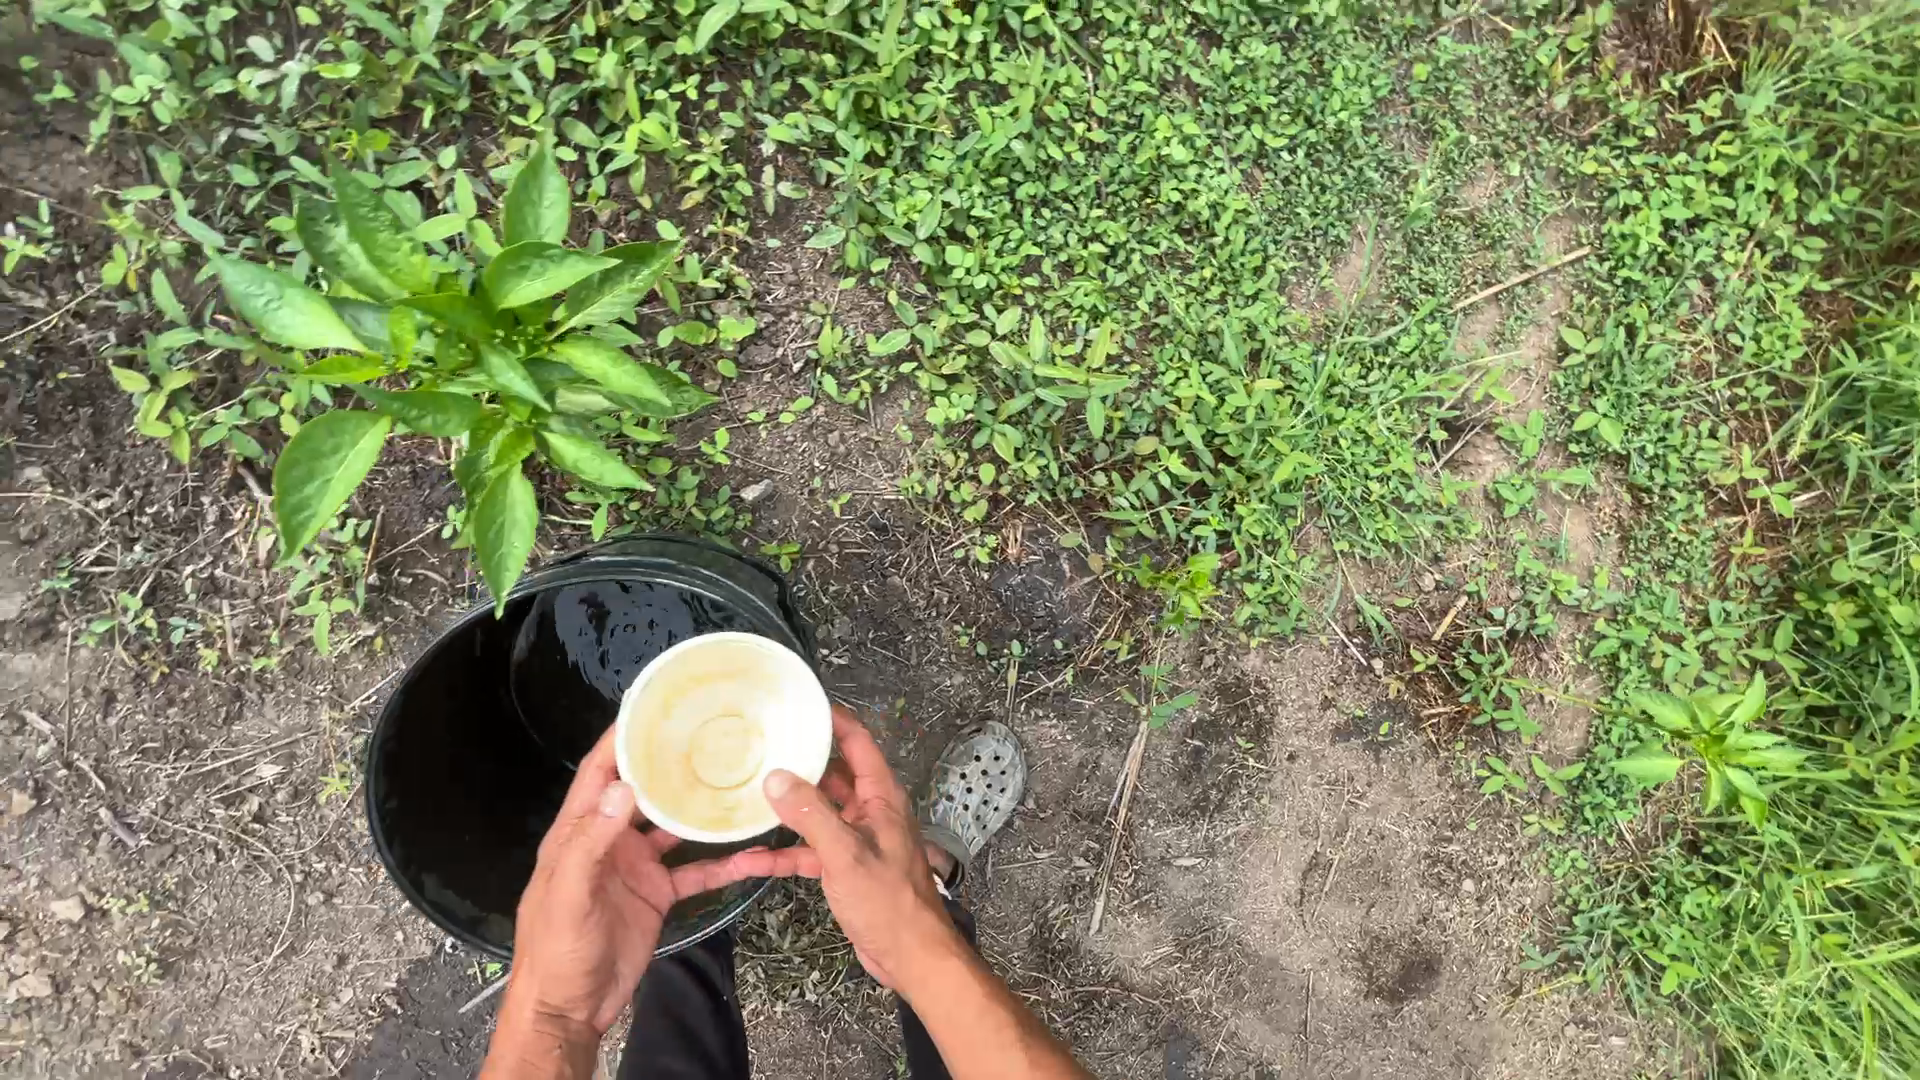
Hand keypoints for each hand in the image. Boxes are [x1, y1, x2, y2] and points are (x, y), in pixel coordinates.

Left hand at [483, 727, 767, 1077]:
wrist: (570, 1010)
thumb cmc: (556, 950)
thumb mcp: (569, 895)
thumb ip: (593, 842)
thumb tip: (624, 786)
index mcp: (580, 830)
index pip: (600, 770)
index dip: (622, 737)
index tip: (653, 706)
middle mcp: (611, 838)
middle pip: (646, 789)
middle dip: (673, 762)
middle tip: (712, 733)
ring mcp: (637, 864)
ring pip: (677, 825)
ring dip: (704, 807)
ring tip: (740, 779)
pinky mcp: (658, 891)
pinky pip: (696, 869)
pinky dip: (723, 862)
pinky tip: (753, 853)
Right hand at [731, 706, 963, 990]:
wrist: (909, 954)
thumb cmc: (886, 897)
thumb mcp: (845, 853)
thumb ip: (810, 814)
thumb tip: (775, 777)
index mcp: (880, 793)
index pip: (857, 740)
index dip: (832, 718)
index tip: (799, 703)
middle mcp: (869, 807)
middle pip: (832, 773)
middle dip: (800, 761)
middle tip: (761, 745)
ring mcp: (856, 836)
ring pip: (817, 811)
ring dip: (787, 808)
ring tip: (747, 792)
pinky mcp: (844, 865)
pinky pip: (810, 850)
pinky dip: (785, 853)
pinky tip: (749, 860)